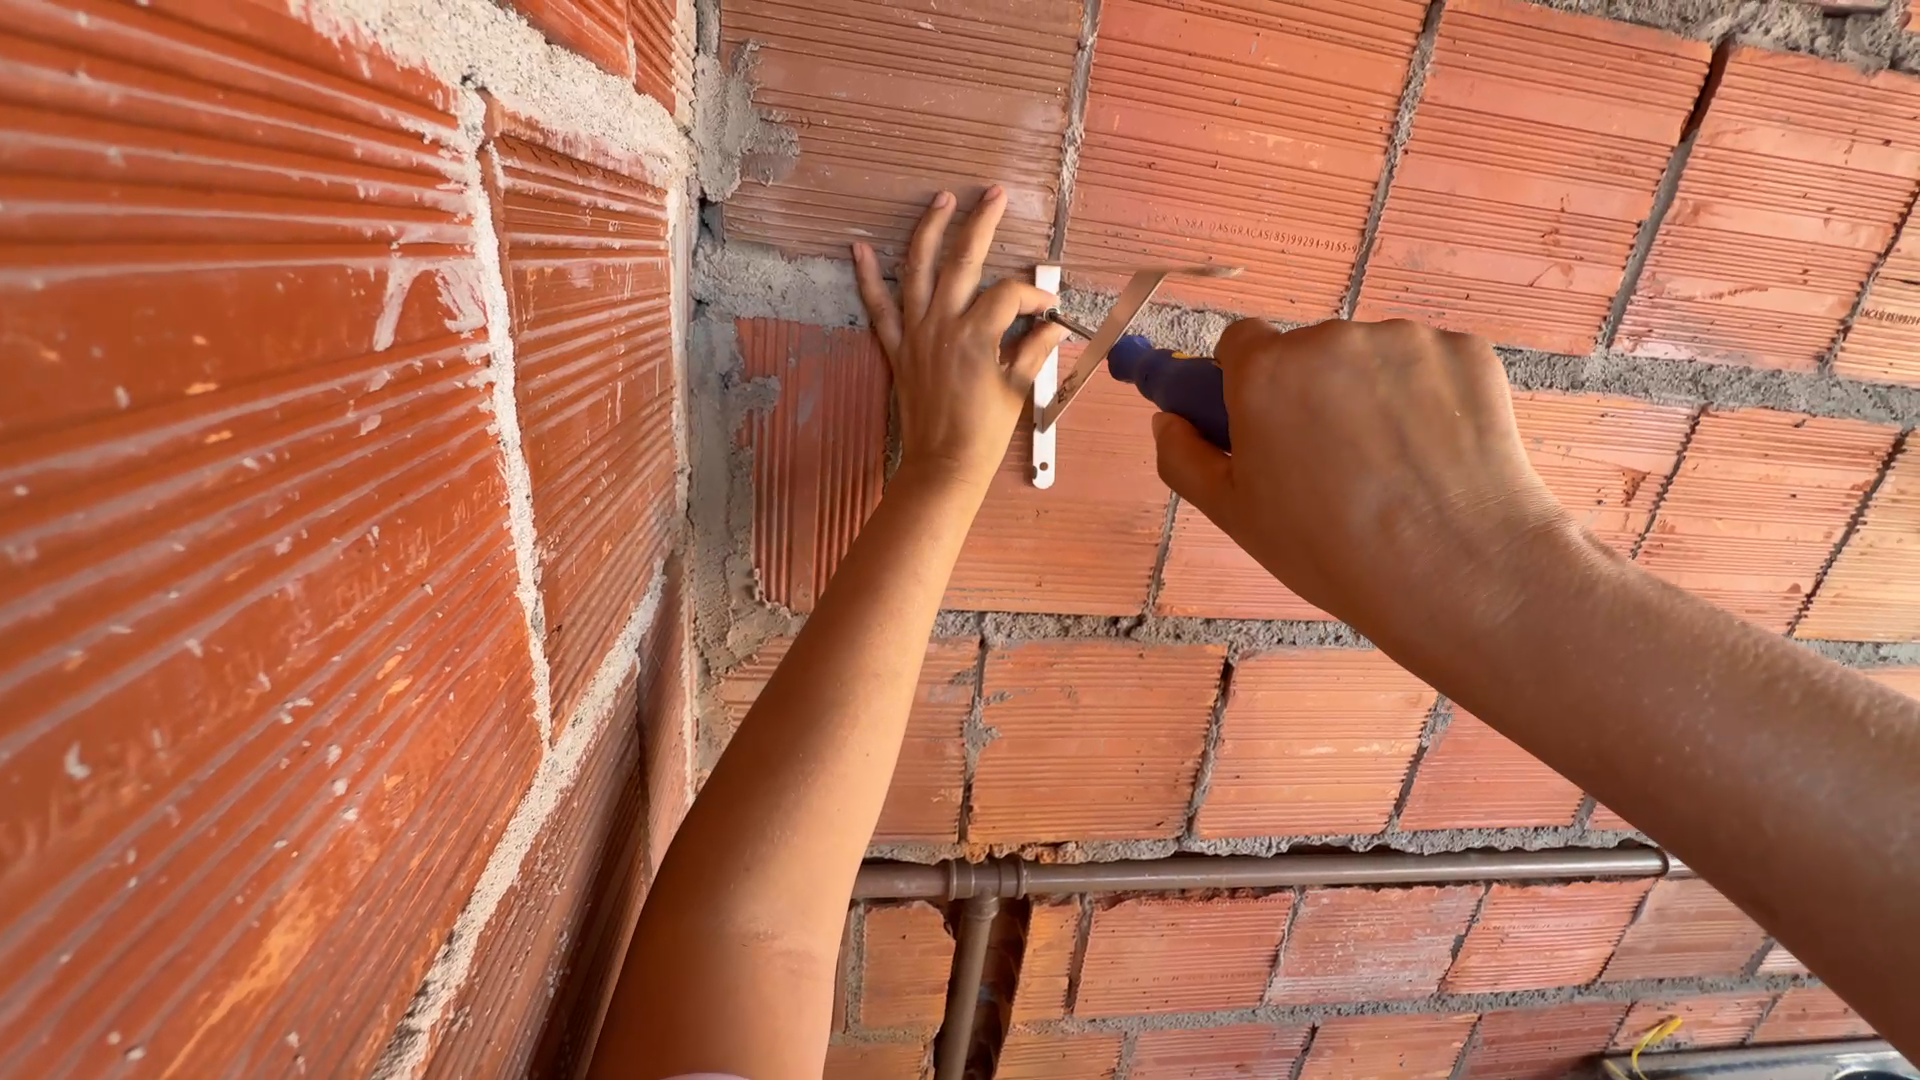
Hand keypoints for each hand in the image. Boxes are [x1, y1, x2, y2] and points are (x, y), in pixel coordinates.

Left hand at [852, 187, 1066, 489]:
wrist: (944, 465)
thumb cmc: (985, 433)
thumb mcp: (1018, 390)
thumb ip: (1035, 350)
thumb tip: (1052, 326)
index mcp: (977, 335)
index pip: (1009, 294)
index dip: (1033, 294)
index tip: (1049, 307)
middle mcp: (942, 325)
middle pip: (962, 260)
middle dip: (981, 223)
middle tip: (994, 194)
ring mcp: (915, 334)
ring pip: (918, 270)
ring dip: (929, 230)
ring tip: (941, 199)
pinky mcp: (897, 349)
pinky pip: (879, 308)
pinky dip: (868, 278)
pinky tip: (859, 248)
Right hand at [1151, 318, 1579, 644]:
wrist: (1457, 568)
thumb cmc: (1324, 546)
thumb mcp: (1231, 513)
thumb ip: (1181, 457)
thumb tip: (1167, 421)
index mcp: (1264, 372)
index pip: (1238, 341)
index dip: (1242, 380)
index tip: (1257, 420)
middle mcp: (1329, 338)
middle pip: (1303, 351)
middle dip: (1305, 391)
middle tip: (1324, 460)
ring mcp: (1404, 338)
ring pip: (1365, 356)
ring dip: (1363, 391)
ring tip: (1385, 464)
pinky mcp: (1466, 349)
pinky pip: (1424, 362)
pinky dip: (1421, 395)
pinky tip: (1429, 451)